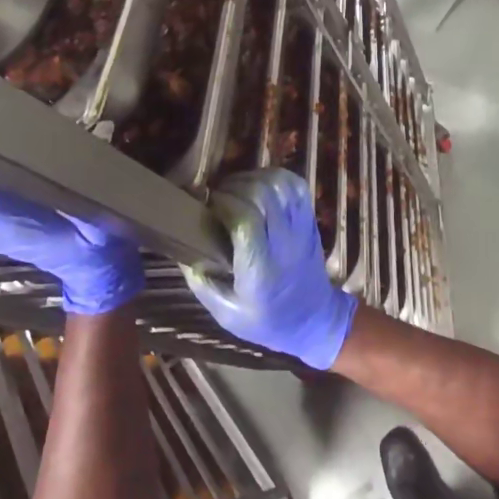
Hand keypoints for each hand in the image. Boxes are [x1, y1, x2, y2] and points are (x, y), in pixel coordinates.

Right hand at [182, 169, 356, 369]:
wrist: (315, 320)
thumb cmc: (268, 321)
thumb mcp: (227, 314)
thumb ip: (202, 282)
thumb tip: (183, 250)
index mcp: (262, 269)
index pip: (246, 219)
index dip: (224, 204)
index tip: (206, 207)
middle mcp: (284, 242)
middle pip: (263, 194)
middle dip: (234, 188)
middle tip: (217, 199)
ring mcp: (301, 227)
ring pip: (280, 184)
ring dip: (252, 179)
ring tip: (234, 192)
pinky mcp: (309, 219)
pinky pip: (295, 185)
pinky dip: (273, 178)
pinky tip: (257, 188)